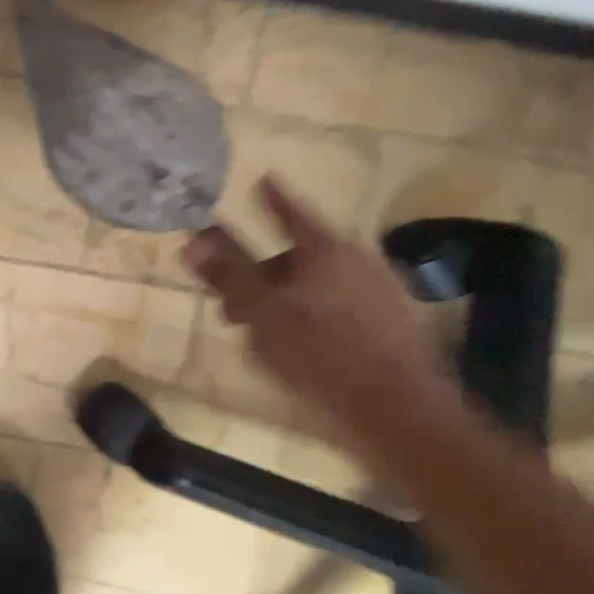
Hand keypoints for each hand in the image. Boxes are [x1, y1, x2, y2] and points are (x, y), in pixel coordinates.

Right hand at [182, 177, 457, 431]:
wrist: (400, 414)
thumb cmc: (319, 355)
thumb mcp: (259, 312)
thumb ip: (226, 273)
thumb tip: (193, 236)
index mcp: (325, 249)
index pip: (289, 211)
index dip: (270, 197)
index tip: (262, 179)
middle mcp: (360, 260)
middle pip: (303, 251)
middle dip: (266, 267)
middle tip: (236, 296)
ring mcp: (385, 292)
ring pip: (322, 280)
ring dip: (288, 293)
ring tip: (262, 326)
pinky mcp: (398, 325)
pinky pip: (344, 304)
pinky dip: (316, 311)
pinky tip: (303, 342)